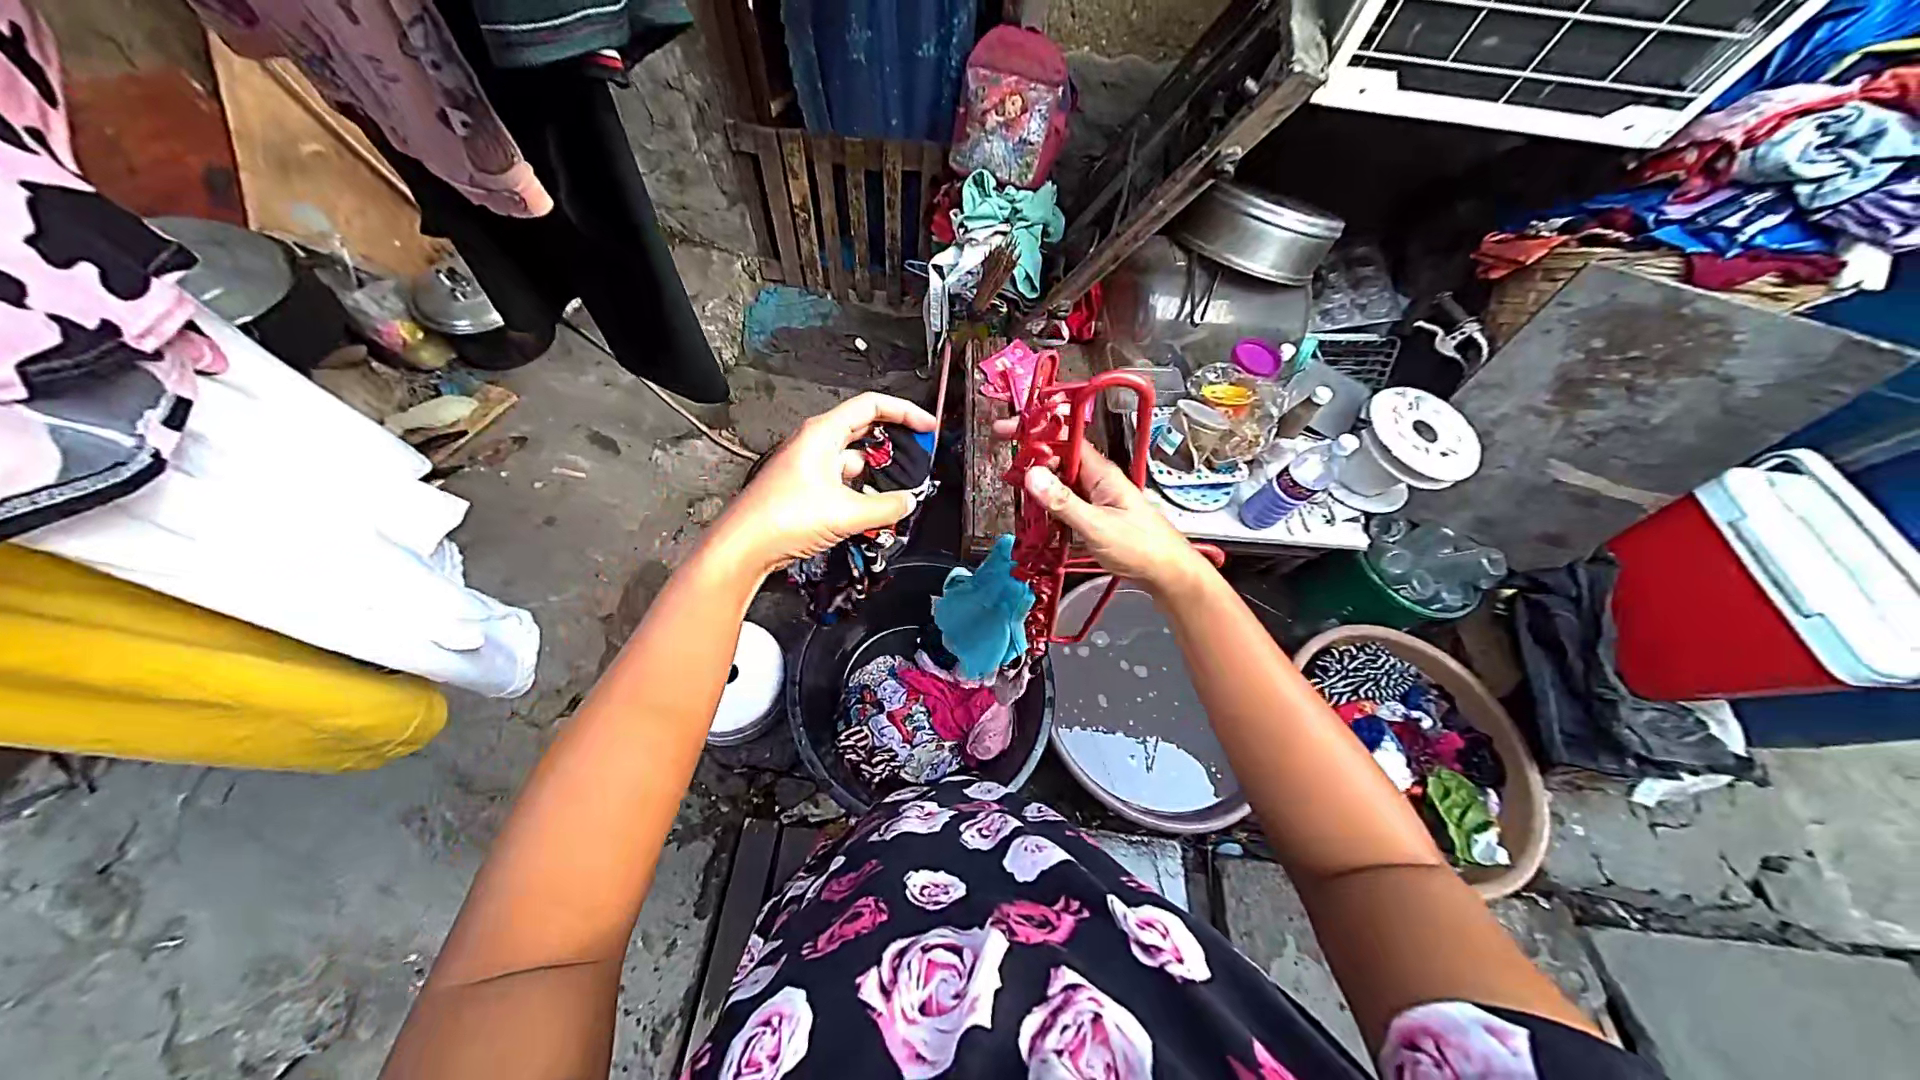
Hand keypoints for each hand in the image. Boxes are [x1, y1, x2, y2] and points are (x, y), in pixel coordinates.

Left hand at [709, 393, 936, 574]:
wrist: (745, 546)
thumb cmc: (779, 518)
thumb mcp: (847, 513)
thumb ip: (886, 506)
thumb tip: (908, 502)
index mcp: (822, 433)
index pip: (872, 405)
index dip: (905, 412)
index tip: (926, 426)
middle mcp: (815, 444)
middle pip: (865, 430)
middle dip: (895, 443)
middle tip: (919, 457)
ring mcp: (810, 466)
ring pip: (855, 459)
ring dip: (879, 473)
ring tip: (899, 491)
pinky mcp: (807, 488)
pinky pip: (843, 481)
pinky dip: (862, 490)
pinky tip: (873, 509)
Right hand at [994, 417, 1212, 595]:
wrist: (1167, 573)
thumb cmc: (1143, 549)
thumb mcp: (1097, 526)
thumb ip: (1063, 502)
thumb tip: (1034, 476)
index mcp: (1102, 474)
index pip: (1065, 439)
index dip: (1035, 431)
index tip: (1009, 429)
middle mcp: (1098, 481)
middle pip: (1058, 459)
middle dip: (1030, 459)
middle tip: (1006, 465)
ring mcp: (1096, 497)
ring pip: (1060, 482)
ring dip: (1038, 485)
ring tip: (1016, 491)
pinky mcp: (1094, 515)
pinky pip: (1065, 502)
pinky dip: (1048, 505)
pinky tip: (1037, 515)